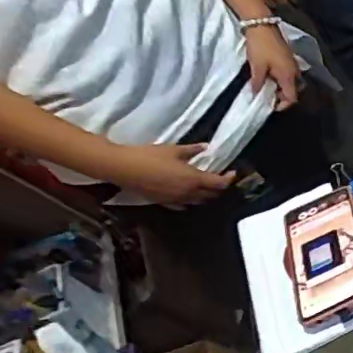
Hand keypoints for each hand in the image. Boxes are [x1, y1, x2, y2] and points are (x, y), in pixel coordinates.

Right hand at [104, 142, 233, 204]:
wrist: (119, 167)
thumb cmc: (148, 156)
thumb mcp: (173, 150)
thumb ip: (192, 150)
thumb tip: (206, 147)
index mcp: (195, 180)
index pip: (221, 184)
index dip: (229, 178)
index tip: (232, 172)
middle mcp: (189, 193)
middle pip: (213, 195)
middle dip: (220, 188)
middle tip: (220, 178)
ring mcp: (176, 200)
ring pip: (200, 202)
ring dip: (207, 196)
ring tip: (206, 186)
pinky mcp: (163, 203)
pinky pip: (183, 205)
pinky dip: (190, 201)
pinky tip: (188, 195)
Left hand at [244, 23, 299, 109]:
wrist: (262, 25)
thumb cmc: (260, 47)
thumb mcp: (256, 66)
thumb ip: (258, 82)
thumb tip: (256, 94)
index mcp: (288, 77)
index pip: (292, 98)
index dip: (283, 105)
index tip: (271, 106)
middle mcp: (295, 73)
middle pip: (294, 91)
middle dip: (283, 96)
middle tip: (268, 96)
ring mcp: (294, 65)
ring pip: (292, 82)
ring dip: (282, 87)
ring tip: (268, 85)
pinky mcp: (289, 58)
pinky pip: (289, 74)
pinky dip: (282, 79)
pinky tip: (271, 75)